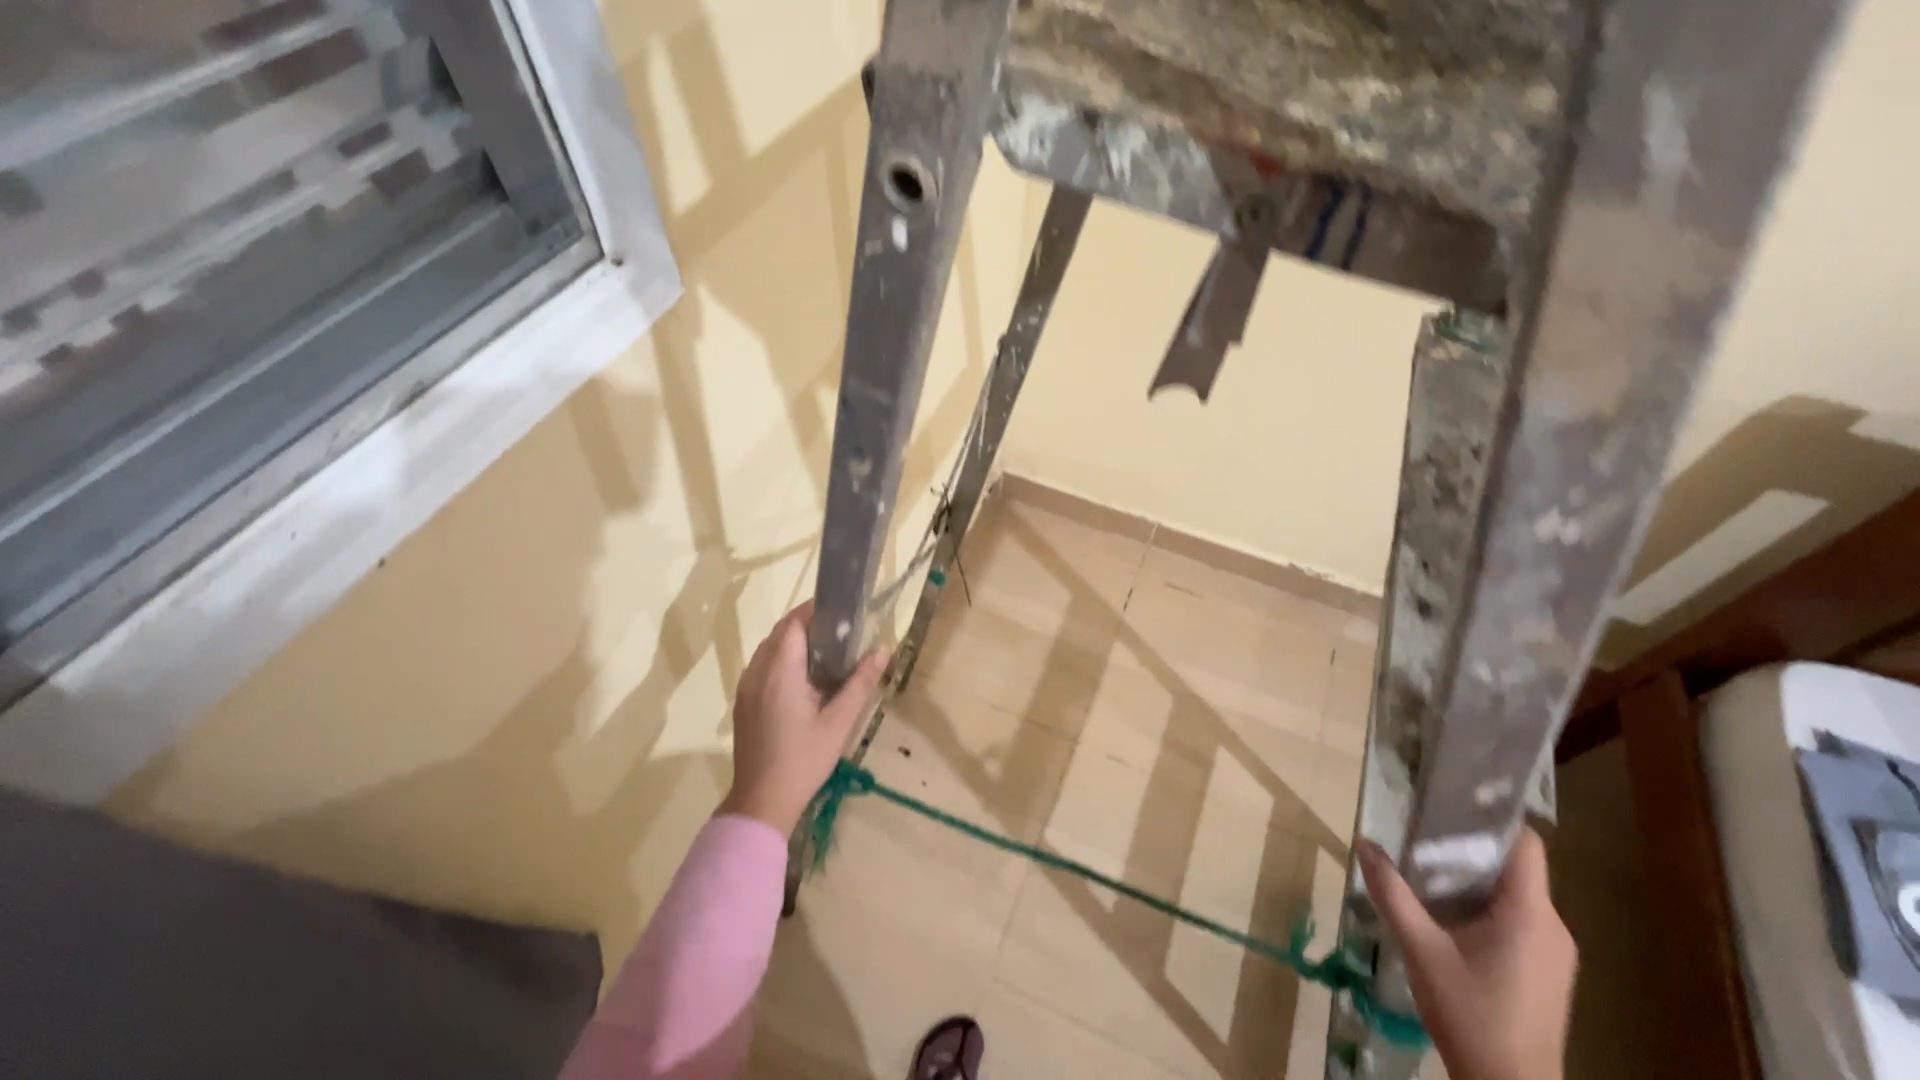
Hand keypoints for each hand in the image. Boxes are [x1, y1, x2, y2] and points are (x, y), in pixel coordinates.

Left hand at [718, 601, 887, 834]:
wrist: (762, 800)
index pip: (793, 624)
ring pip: (769, 650)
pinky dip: (782, 661)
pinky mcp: (744, 702)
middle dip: (807, 626)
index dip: (815, 612)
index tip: (841, 612)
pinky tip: (806, 681)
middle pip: (779, 633)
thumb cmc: (804, 760)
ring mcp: (746, 688)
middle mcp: (757, 672)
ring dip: (794, 644)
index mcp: (779, 672)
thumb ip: (860, 683)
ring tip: (827, 655)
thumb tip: (882, 650)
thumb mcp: (839, 723)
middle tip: (841, 634)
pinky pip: (762, 667)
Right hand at [1358, 828, 1576, 1079]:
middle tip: (1425, 845)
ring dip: (1478, 885)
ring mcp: (1557, 952)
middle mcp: (1553, 925)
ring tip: (1432, 883)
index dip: (1492, 820)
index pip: (1525, 844)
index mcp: (1529, 913)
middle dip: (1472, 853)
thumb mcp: (1420, 951)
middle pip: (1517, 868)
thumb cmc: (1469, 1014)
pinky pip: (1523, 923)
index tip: (1453, 808)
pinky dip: (1490, 912)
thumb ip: (1392, 894)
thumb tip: (1365, 844)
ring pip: (1518, 897)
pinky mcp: (1552, 973)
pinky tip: (1454, 926)